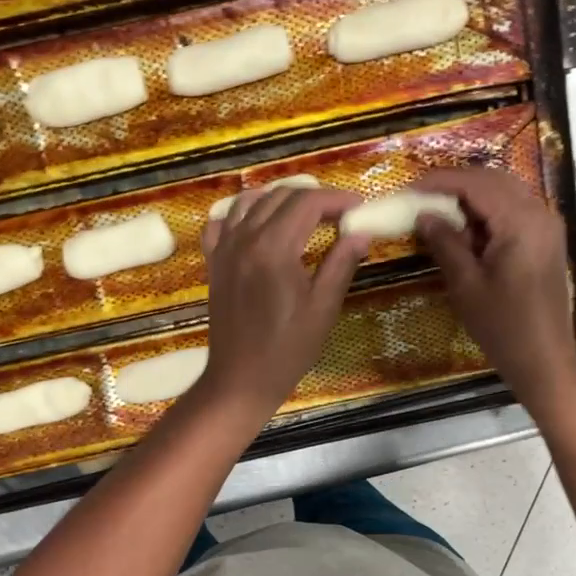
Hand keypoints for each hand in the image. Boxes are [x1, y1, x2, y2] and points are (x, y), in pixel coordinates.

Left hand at [198, 188, 368, 414]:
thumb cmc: (288, 350)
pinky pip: (223, 221)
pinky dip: (243, 213)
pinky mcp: (214, 262)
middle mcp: (245, 238)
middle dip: (314, 198)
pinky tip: (259, 224)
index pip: (308, 202)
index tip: (358, 207)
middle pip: (281, 196)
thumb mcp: (323, 309)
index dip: (337, 199)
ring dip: (281, 200)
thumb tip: (361, 233)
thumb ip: (341, 264)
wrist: (242, 379)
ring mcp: (224, 248)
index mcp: (275, 248)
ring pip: (252, 202)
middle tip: (339, 215)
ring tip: (305, 215)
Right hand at [414, 168, 575, 401]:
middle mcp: (539, 212)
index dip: (440, 182)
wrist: (544, 360)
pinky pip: (515, 213)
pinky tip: (466, 233)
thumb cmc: (502, 327)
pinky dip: (488, 215)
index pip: (476, 183)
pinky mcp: (547, 241)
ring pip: (505, 194)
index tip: (409, 188)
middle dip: (455, 186)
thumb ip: (445, 243)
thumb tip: (424, 215)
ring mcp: (547, 226)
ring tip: (439, 215)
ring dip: (472, 200)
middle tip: (420, 199)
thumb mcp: (466, 286)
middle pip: (493, 181)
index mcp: (520, 220)